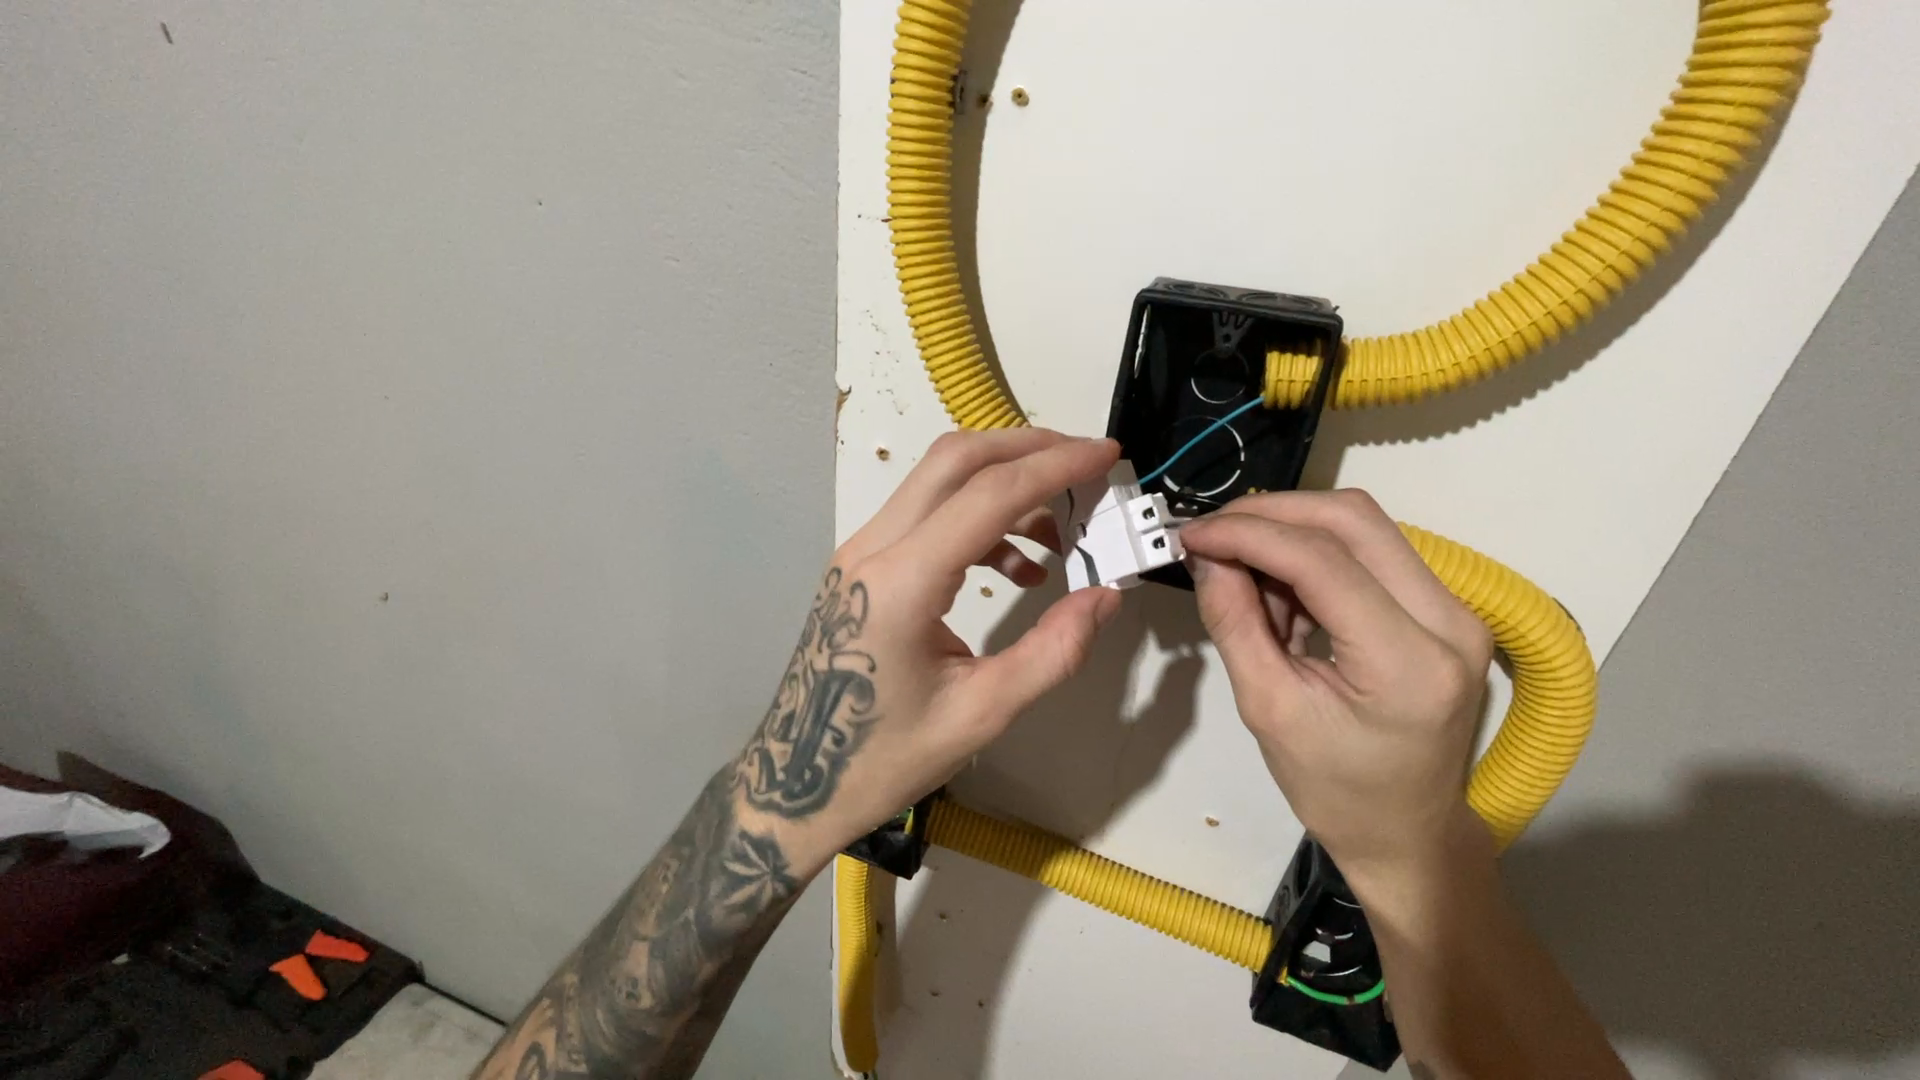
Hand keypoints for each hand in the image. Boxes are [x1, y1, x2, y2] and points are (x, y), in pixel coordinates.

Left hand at [735, 429, 1123, 872]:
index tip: (1108, 454)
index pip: (988, 494)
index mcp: (901, 583)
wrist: (799, 781)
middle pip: (955, 460)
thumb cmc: (886, 757)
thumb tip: (1106, 594)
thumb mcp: (981, 714)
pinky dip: (981, 523)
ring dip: (1005, 485)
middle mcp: (874, 549)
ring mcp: (862, 553)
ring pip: (938, 481)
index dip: (1055, 467)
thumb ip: (1052, 652)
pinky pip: (927, 517)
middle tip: (1088, 466)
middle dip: (1029, 449)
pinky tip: (1020, 570)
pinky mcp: (864, 566)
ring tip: (1064, 529)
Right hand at [1179, 490, 1495, 893]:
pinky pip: (1370, 551)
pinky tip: (1280, 596)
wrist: (1407, 831)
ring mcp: (1456, 609)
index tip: (1191, 535)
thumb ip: (1234, 622)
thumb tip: (1206, 554)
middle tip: (1212, 534)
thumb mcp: (1267, 708)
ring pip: (1363, 526)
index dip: (1248, 535)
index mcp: (1409, 662)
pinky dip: (1312, 557)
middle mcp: (1449, 620)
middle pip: (1353, 519)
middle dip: (1270, 514)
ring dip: (1290, 534)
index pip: (1323, 562)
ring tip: (1243, 578)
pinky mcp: (1444, 608)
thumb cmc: (1333, 788)